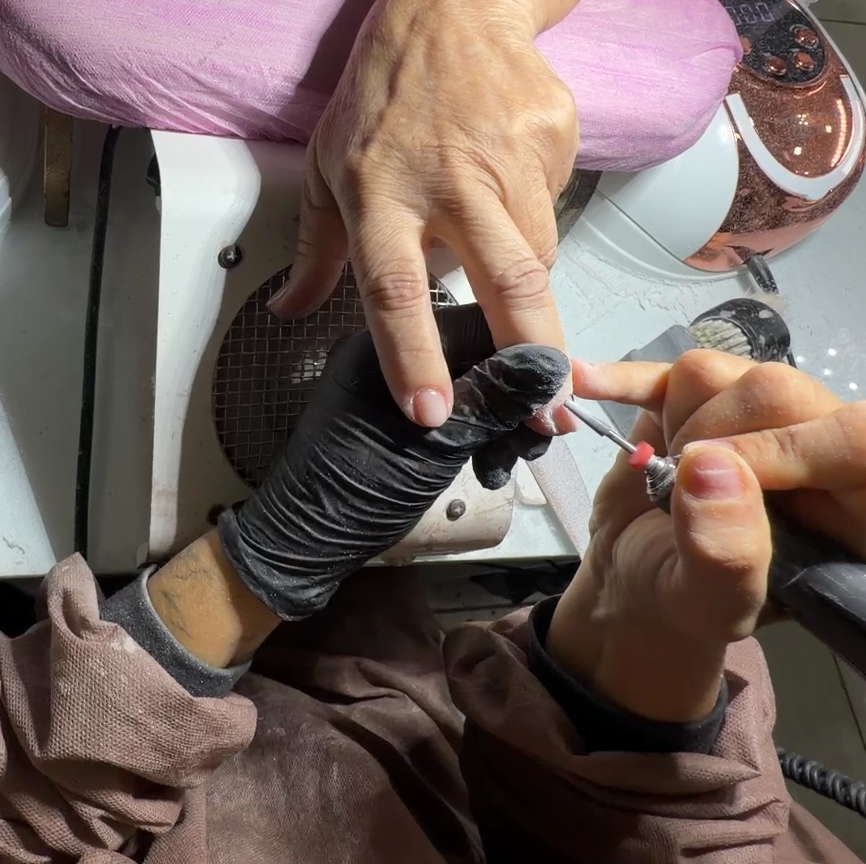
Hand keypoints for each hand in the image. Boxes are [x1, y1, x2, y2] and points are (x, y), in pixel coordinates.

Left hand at [218, 304, 567, 619]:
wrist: (310, 538)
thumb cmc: (359, 491)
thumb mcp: (433, 446)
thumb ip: (492, 400)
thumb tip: (553, 364)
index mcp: (387, 342)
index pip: (478, 325)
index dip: (528, 365)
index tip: (554, 414)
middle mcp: (394, 351)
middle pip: (483, 354)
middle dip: (519, 399)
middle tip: (536, 445)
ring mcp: (399, 382)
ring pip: (478, 384)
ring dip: (505, 423)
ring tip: (506, 465)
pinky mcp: (405, 412)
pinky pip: (460, 407)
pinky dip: (484, 433)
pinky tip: (491, 466)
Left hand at [267, 0, 579, 431]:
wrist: (454, 9)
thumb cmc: (377, 97)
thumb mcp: (324, 169)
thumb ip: (311, 253)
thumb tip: (287, 313)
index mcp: (377, 194)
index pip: (392, 290)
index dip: (413, 357)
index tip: (433, 412)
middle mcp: (448, 181)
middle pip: (504, 281)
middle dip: (532, 354)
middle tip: (544, 413)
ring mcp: (509, 158)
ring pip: (538, 257)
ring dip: (531, 302)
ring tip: (522, 324)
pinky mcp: (555, 140)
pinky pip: (551, 213)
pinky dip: (531, 234)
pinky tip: (506, 209)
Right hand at [547, 351, 865, 722]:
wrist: (636, 579)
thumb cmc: (686, 602)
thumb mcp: (710, 606)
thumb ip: (726, 554)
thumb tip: (709, 465)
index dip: (783, 451)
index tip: (713, 485)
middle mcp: (832, 447)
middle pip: (781, 389)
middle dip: (707, 438)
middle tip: (676, 486)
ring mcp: (764, 413)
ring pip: (719, 370)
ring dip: (672, 423)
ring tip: (663, 471)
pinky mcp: (705, 396)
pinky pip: (665, 362)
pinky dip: (622, 379)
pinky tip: (587, 384)